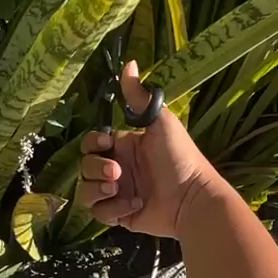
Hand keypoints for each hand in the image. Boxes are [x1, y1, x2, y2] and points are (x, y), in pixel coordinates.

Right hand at [78, 61, 226, 239]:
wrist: (192, 197)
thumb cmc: (179, 156)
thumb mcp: (159, 122)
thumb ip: (139, 96)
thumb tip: (129, 62)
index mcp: (123, 147)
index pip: (91, 143)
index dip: (92, 143)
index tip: (106, 143)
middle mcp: (117, 169)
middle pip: (84, 166)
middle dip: (96, 168)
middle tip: (118, 172)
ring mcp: (117, 193)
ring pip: (85, 192)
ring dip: (97, 189)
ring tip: (117, 188)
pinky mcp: (120, 216)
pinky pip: (99, 213)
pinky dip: (113, 209)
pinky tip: (134, 206)